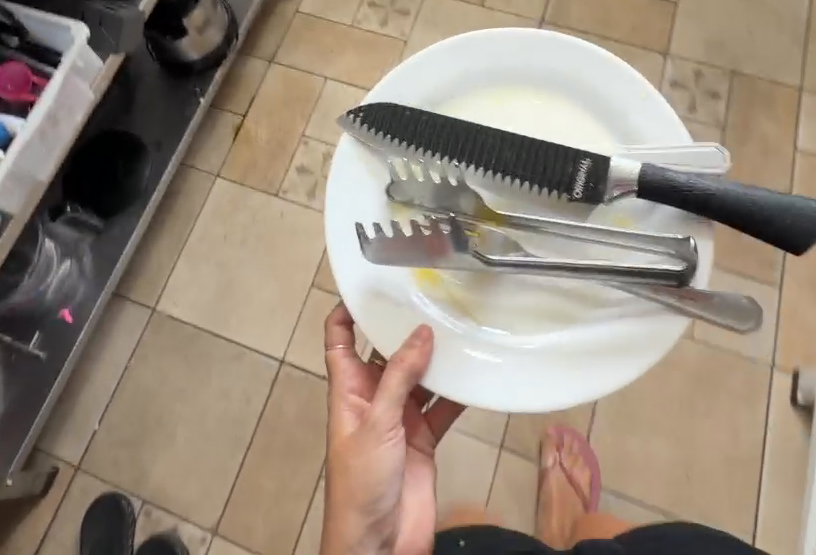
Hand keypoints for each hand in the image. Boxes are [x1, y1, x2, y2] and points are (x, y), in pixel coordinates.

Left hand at [321, 303, 463, 554]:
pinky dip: (457, 392)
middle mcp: (373, 398)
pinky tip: (475, 374)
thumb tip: (420, 333)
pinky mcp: (423, 438)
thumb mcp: (376, 424)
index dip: (348, 312)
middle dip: (403, 329)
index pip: (340, 339)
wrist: (379, 545)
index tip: (369, 285)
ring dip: (435, 359)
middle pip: (386, 352)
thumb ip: (399, 378)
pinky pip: (442, 406)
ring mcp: (399, 418)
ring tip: (458, 328)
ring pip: (418, 376)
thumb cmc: (360, 485)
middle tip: (429, 298)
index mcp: (348, 390)